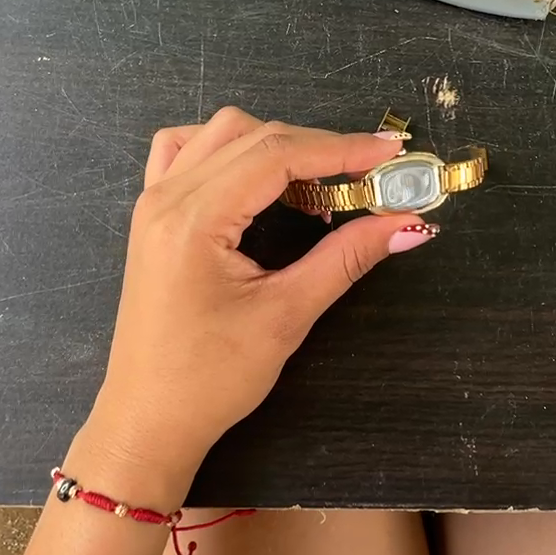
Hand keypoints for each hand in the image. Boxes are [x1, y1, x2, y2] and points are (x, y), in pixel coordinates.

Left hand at [71, 108, 436, 500]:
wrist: (147, 421)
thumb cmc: (211, 379)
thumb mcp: (286, 316)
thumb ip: (347, 258)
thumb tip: (408, 224)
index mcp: (194, 218)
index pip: (277, 155)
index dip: (340, 149)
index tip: (388, 152)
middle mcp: (167, 196)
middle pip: (253, 136)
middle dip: (317, 147)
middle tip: (366, 175)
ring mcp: (153, 200)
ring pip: (221, 133)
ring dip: (274, 143)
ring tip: (314, 183)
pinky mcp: (152, 213)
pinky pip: (184, 149)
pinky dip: (228, 148)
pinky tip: (253, 176)